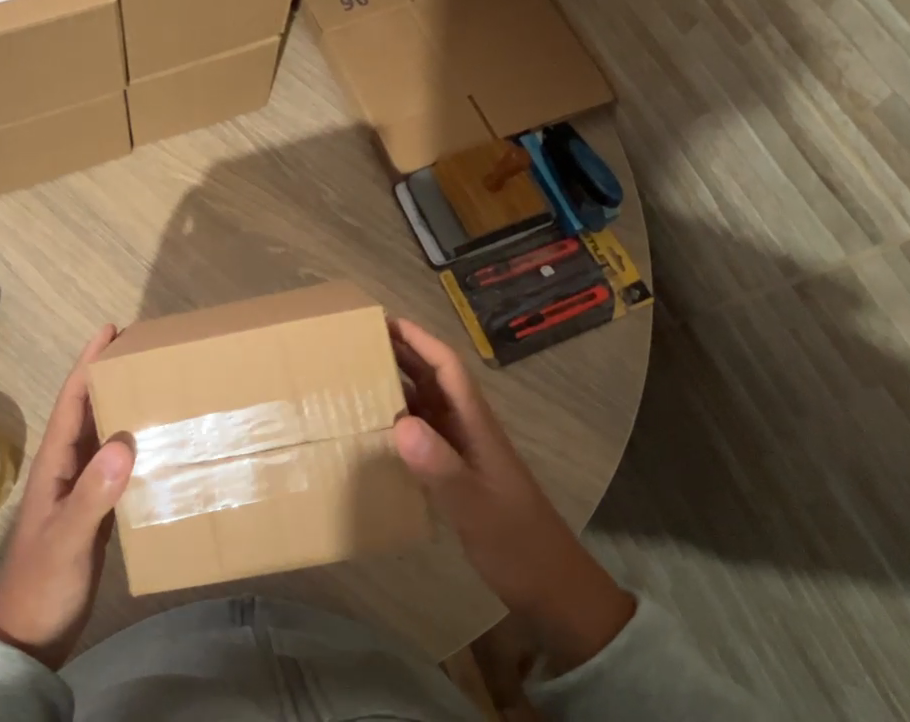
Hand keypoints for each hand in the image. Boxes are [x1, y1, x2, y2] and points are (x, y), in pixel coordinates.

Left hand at [0, 325, 134, 668]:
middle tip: (147, 350)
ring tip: (160, 386)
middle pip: (89, 411)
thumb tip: (125, 442)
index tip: (110, 330)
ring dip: (126, 409)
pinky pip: (119, 468)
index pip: (72, 403)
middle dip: (111, 377)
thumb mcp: (67, 538)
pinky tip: (161, 447)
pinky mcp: (98, 512)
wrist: (30, 635)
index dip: (88, 364)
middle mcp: (68, 468)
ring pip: (105, 437)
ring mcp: (82, 490)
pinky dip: (137, 449)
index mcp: (55, 464)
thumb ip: (92, 494)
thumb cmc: (42, 583)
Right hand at [389, 318, 635, 672]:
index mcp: (477, 426)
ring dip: (397, 384)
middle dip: (401, 353)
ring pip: (427, 404)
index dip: (419, 339)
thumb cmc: (517, 544)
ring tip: (355, 375)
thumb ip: (440, 467)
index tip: (383, 320)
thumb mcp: (475, 508)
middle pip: (434, 378)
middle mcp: (469, 430)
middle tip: (356, 341)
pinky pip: (422, 435)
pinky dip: (398, 421)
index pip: (447, 368)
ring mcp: (464, 452)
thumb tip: (399, 422)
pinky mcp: (457, 475)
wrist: (553, 590)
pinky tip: (374, 430)